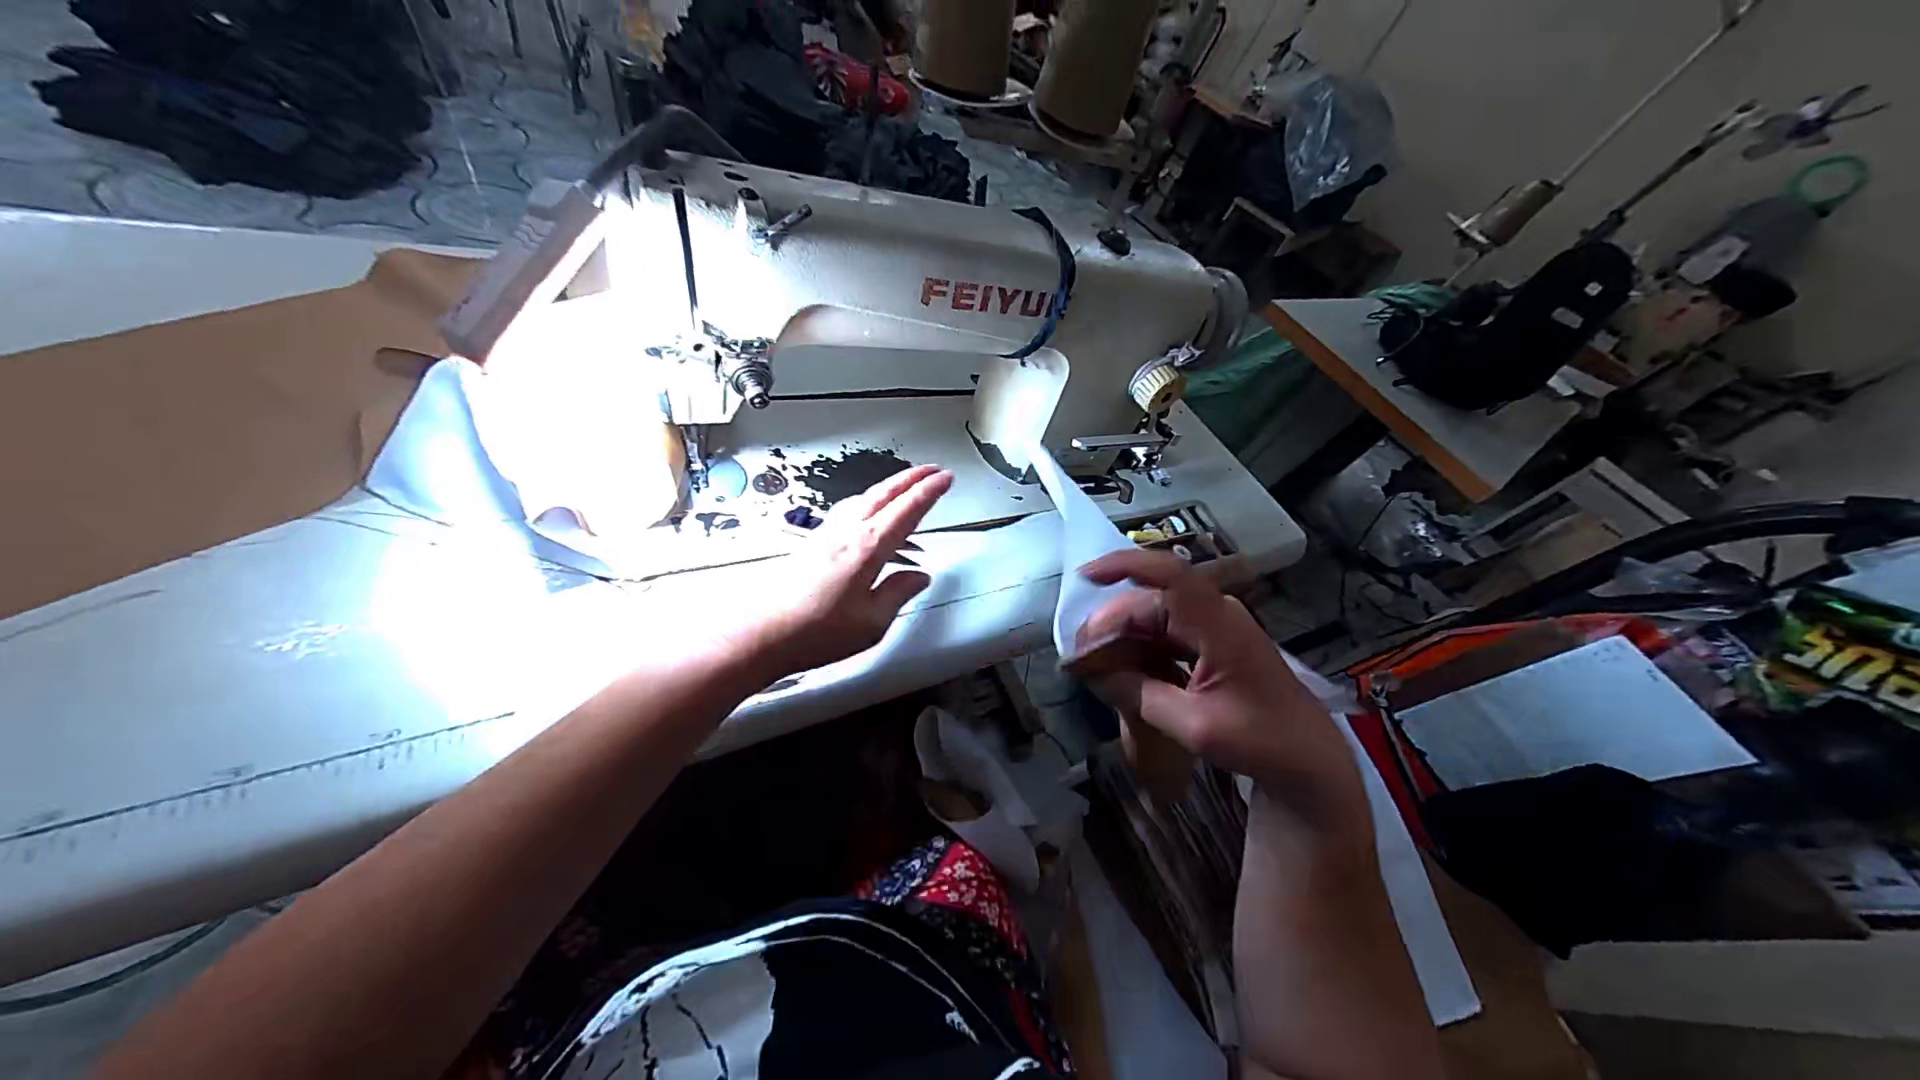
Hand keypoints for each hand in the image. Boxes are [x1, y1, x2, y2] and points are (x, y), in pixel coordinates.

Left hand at [746, 464, 952, 678]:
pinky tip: (868, 513)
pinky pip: (848, 511)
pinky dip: (868, 503)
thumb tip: (918, 578)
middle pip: (885, 493)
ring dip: (890, 488)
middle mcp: (845, 533)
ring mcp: (826, 535)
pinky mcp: (813, 544)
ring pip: (865, 498)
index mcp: (866, 548)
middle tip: (932, 471)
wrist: (763, 634)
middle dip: (912, 478)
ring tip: (905, 488)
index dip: (930, 492)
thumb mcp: (873, 622)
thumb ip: (899, 593)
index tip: (945, 479)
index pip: (907, 509)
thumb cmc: (813, 631)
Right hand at [1074, 550, 1370, 837]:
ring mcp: (1213, 628)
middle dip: (1110, 624)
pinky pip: (1164, 636)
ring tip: (1092, 667)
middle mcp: (1215, 615)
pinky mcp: (1210, 645)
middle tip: (1079, 657)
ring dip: (1122, 639)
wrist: (1309, 760)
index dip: (1125, 566)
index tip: (1085, 577)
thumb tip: (1094, 674)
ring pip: (1153, 619)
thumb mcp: (1196, 726)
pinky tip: (1118, 670)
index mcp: (1219, 625)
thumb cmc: (1263, 741)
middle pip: (1150, 602)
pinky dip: (1139, 650)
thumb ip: (1140, 695)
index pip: (1171, 576)